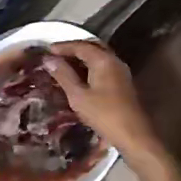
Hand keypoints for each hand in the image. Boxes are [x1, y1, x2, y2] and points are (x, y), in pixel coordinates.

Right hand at [45, 41, 161, 160]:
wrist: (133, 134)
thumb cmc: (104, 115)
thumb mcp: (78, 96)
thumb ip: (64, 75)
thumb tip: (49, 60)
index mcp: (103, 60)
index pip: (81, 45)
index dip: (63, 47)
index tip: (47, 50)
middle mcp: (114, 60)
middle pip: (92, 46)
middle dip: (73, 49)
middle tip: (56, 55)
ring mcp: (120, 70)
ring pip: (99, 56)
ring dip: (82, 57)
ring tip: (64, 65)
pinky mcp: (122, 81)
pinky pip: (103, 66)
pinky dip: (90, 66)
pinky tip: (80, 77)